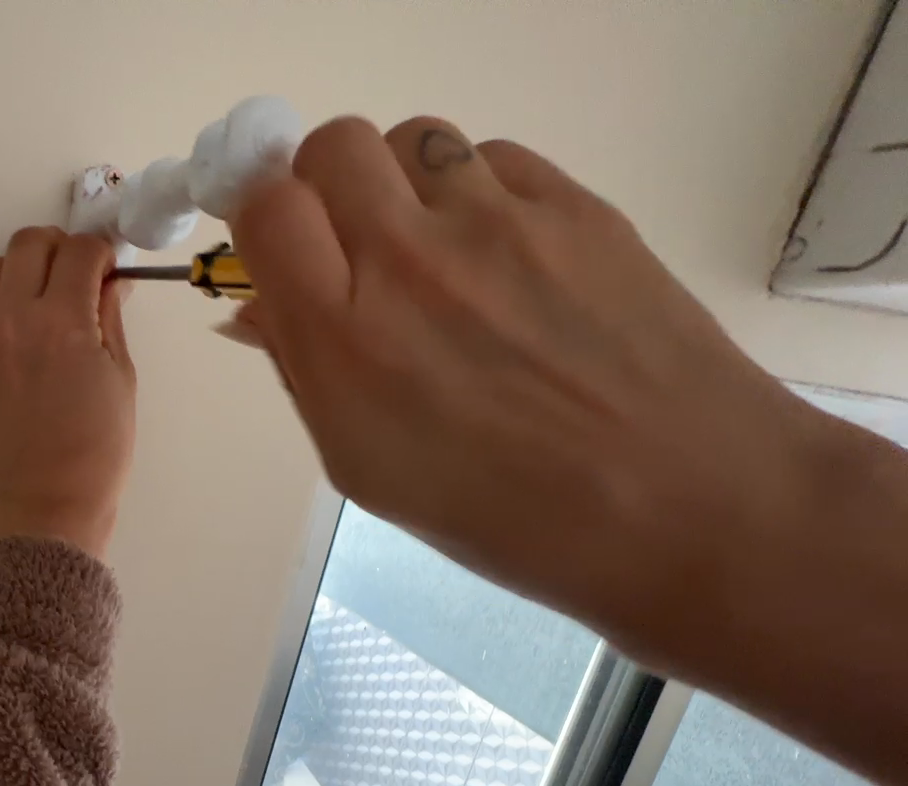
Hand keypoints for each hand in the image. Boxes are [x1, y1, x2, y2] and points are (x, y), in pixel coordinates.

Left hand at [0, 227, 135, 559]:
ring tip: (44, 306)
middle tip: (76, 277)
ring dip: (22, 274)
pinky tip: (22, 346)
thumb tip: (108, 280)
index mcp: (61, 322)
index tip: (107, 272)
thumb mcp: (121, 376)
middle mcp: (11, 321)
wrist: (47, 501)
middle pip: (27, 243)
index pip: (78, 250)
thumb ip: (110, 316)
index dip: (100, 253)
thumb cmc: (98, 446)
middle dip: (58, 248)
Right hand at [229, 116, 841, 661]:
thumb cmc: (486, 505)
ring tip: (420, 250)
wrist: (673, 498)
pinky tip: (490, 255)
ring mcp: (500, 222)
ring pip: (410, 139)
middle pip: (332, 145)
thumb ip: (298, 368)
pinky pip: (491, 158)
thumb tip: (255, 307)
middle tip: (338, 243)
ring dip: (392, 185)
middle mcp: (410, 259)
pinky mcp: (578, 205)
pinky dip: (467, 192)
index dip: (255, 213)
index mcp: (342, 335)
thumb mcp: (357, 461)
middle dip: (316, 186)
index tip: (267, 245)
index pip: (266, 207)